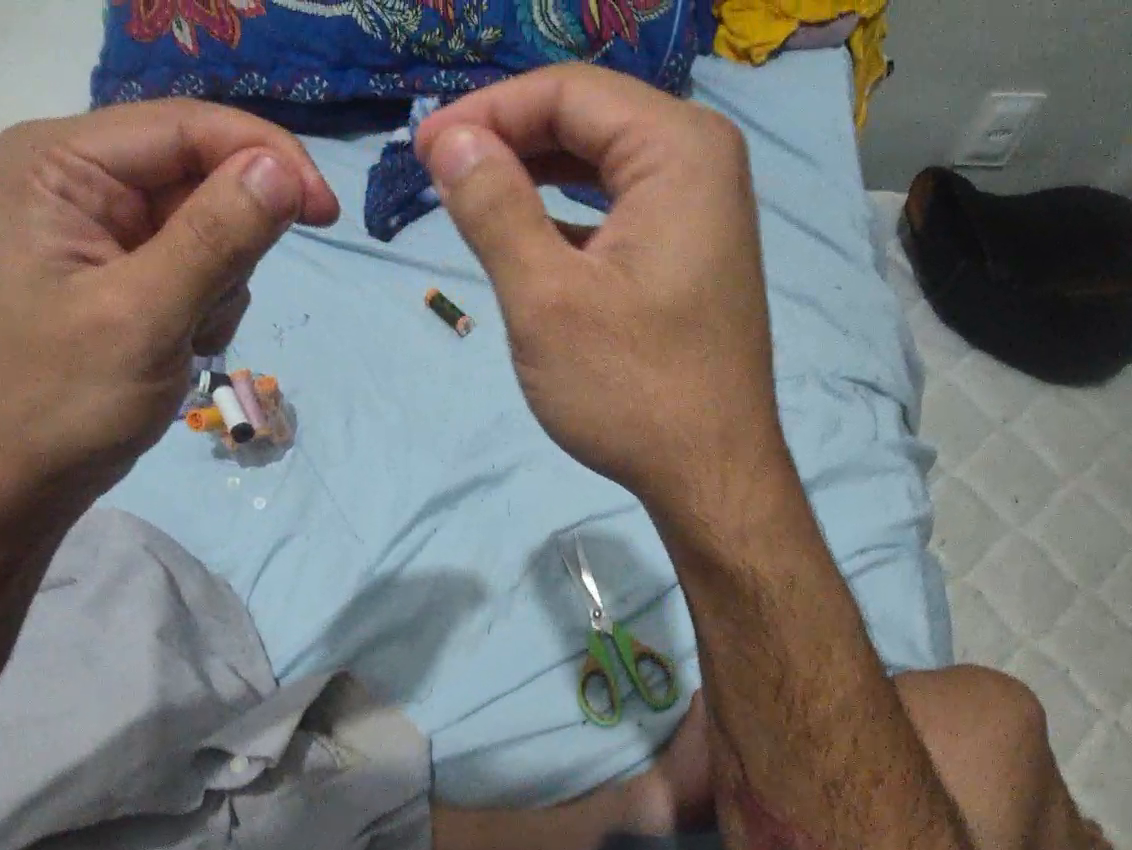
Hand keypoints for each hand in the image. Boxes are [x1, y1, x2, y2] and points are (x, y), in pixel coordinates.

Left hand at [0, 102, 338, 517]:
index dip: (265, 158)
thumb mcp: (144, 317)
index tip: (325, 213)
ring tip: (181, 338)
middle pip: (201, 174)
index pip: (185, 127)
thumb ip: (215, 239)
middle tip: (207, 312)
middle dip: (230, 246)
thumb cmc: (65, 402)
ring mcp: (103, 224)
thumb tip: (283, 171)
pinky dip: (208, 305)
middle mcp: (78, 177)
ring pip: (212, 223)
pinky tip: (178, 345)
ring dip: (220, 285)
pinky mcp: (126, 265)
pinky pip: (202, 262)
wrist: (23, 476)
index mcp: (57, 164)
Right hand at [416, 66, 783, 518]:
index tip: (421, 149)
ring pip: (600, 164)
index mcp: (678, 151)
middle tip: (437, 174)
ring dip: (532, 175)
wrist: (709, 474)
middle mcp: (702, 162)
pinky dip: (565, 213)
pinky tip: (525, 237)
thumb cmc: (630, 390)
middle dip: (507, 139)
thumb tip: (448, 139)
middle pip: (587, 120)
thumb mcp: (545, 298)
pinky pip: (617, 206)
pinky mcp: (691, 252)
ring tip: (469, 201)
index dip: (487, 112)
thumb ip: (494, 207)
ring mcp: (702, 209)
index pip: (568, 93)